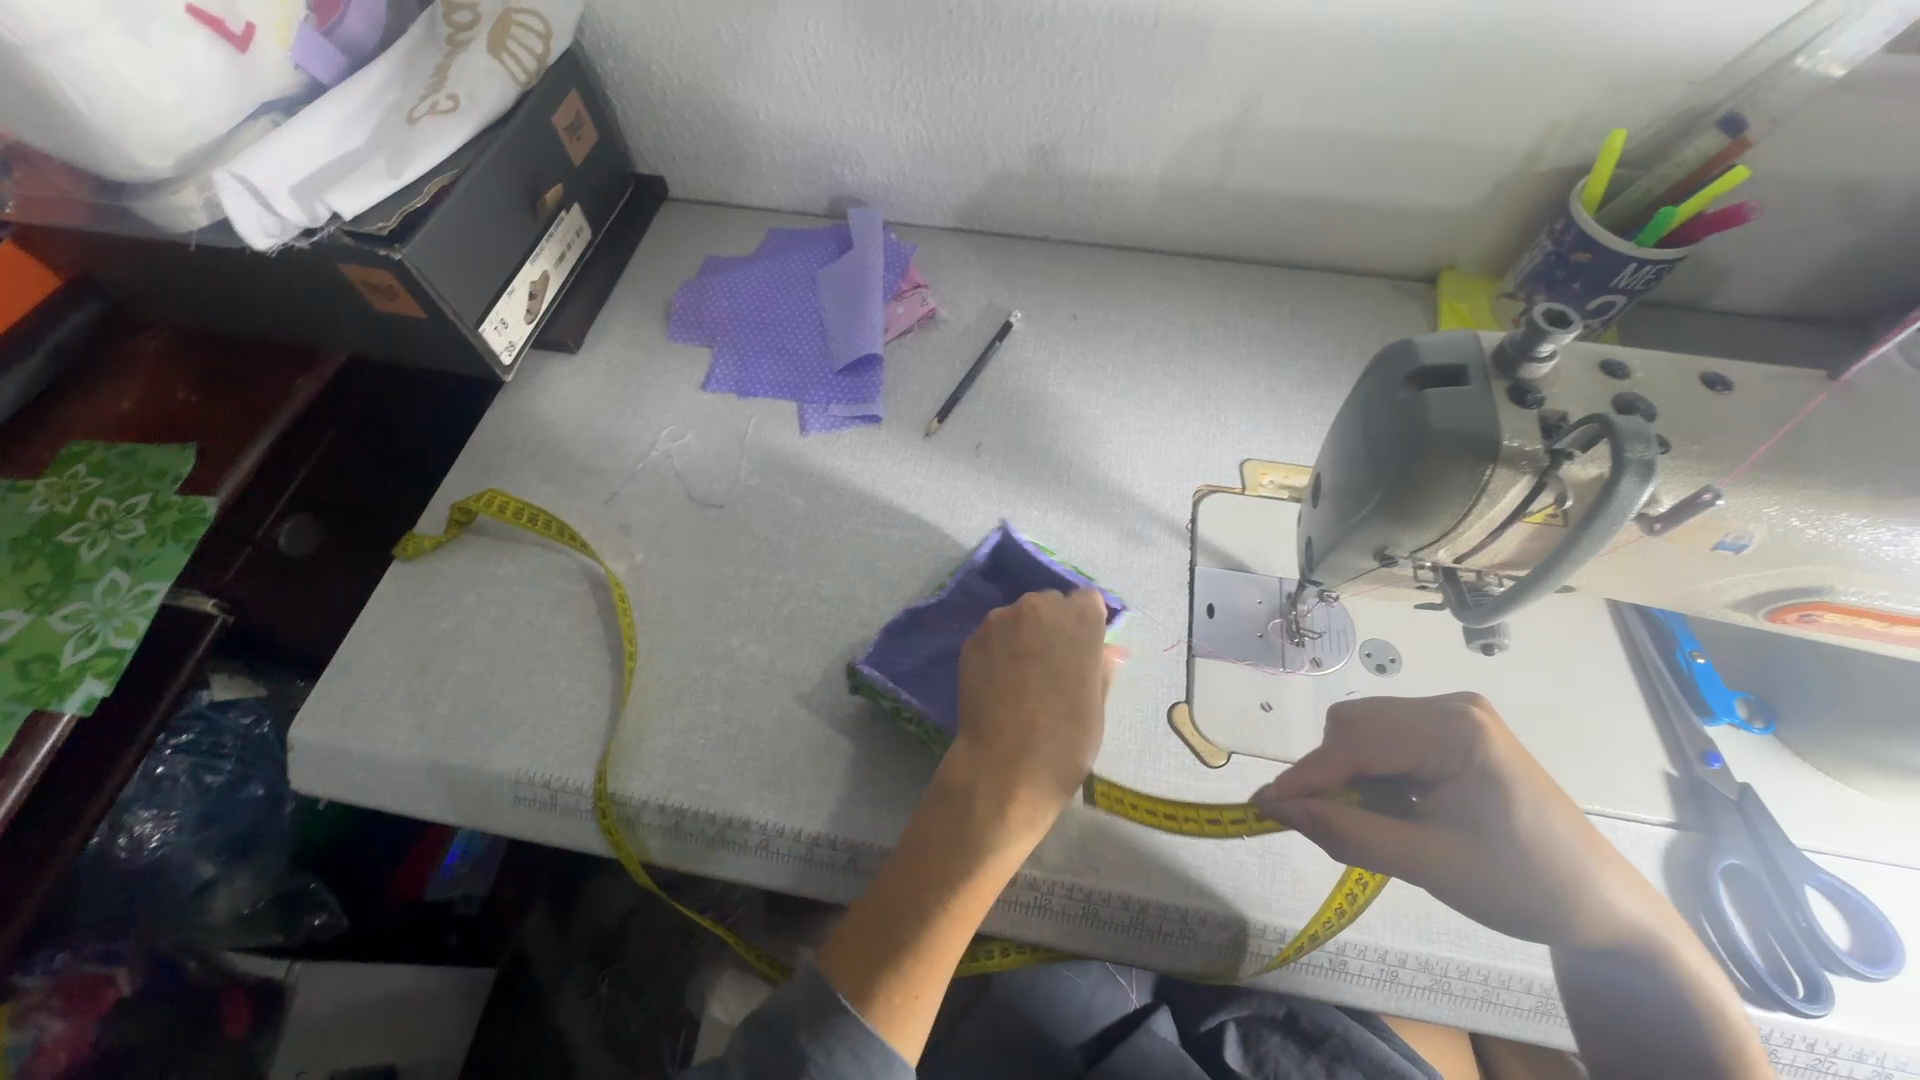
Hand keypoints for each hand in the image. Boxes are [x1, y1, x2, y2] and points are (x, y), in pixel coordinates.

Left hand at [947, 588, 1114, 840]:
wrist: (1007, 765)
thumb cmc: (1067, 738)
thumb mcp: (1096, 703)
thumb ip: (1101, 666)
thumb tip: (1113, 651)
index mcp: (1079, 618)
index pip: (1087, 601)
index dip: (1084, 624)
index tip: (1081, 651)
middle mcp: (1038, 607)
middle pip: (1048, 604)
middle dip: (1051, 626)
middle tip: (1051, 665)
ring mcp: (999, 621)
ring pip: (1016, 618)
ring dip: (1021, 635)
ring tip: (1021, 676)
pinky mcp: (971, 641)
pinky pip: (992, 637)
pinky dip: (997, 651)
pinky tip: (998, 683)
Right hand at [1250, 693, 1667, 949]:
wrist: (1599, 904)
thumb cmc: (1521, 885)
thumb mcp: (1427, 864)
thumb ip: (1346, 832)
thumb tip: (1275, 808)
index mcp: (1455, 729)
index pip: (1354, 742)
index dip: (1306, 777)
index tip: (1264, 809)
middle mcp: (1452, 707)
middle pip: (1354, 726)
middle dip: (1331, 776)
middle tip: (1334, 828)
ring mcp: (1455, 716)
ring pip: (1364, 733)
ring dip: (1351, 777)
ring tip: (1378, 826)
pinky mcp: (1454, 733)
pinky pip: (1387, 742)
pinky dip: (1373, 777)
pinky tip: (1396, 811)